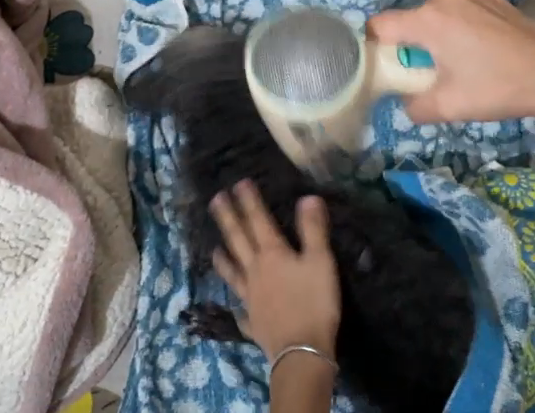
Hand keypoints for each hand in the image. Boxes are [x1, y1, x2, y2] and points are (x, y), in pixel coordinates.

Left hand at [210, 181, 340, 361]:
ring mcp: (250, 298)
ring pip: (233, 273)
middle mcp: (255, 272)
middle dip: (227, 218)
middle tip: (215, 200)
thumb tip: (307, 197)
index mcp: (272, 254)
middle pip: (238, 240)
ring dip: (223, 258)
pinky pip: (242, 311)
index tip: (238, 183)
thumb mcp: (320, 262)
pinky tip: (237, 307)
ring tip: (214, 248)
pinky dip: (238, 306)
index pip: (257, 220)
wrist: (301, 353)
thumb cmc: (314, 303)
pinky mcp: (252, 323)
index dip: (249, 201)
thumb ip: (313, 229)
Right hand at [369, 0, 534, 124]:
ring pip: (437, 16)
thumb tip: (405, 102)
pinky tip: (485, 52)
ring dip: (439, 38)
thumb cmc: (497, 88)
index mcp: (427, 19)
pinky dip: (463, 29)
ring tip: (463, 65)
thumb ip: (413, 106)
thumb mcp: (448, 107)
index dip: (375, 47)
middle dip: (413, 47)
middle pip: (410, 21)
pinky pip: (461, 12)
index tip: (387, 69)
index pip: (380, 25)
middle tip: (433, 75)